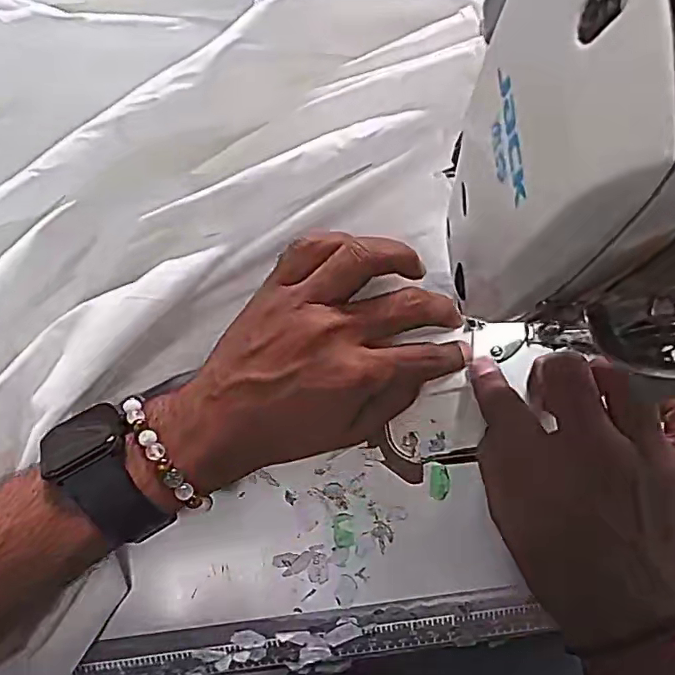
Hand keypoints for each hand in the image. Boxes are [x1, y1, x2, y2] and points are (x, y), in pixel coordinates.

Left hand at [141, 233, 465, 496]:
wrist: (221, 421)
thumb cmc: (277, 430)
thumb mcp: (347, 432)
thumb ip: (390, 402)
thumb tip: (419, 376)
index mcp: (354, 373)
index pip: (421, 355)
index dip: (447, 353)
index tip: (454, 351)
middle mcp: (334, 332)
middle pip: (406, 305)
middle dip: (439, 309)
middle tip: (445, 314)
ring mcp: (304, 305)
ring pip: (362, 259)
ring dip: (397, 257)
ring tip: (411, 266)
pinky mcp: (277, 291)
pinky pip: (310, 249)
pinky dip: (338, 242)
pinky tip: (354, 252)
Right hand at [472, 352, 674, 650]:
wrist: (617, 604)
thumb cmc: (560, 566)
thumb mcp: (509, 515)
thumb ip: (499, 464)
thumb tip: (498, 428)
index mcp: (536, 465)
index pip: (503, 403)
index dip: (488, 381)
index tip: (486, 372)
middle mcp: (588, 449)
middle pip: (565, 372)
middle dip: (547, 370)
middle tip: (545, 386)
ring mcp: (640, 452)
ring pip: (618, 381)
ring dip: (597, 380)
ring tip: (591, 395)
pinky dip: (673, 406)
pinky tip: (654, 415)